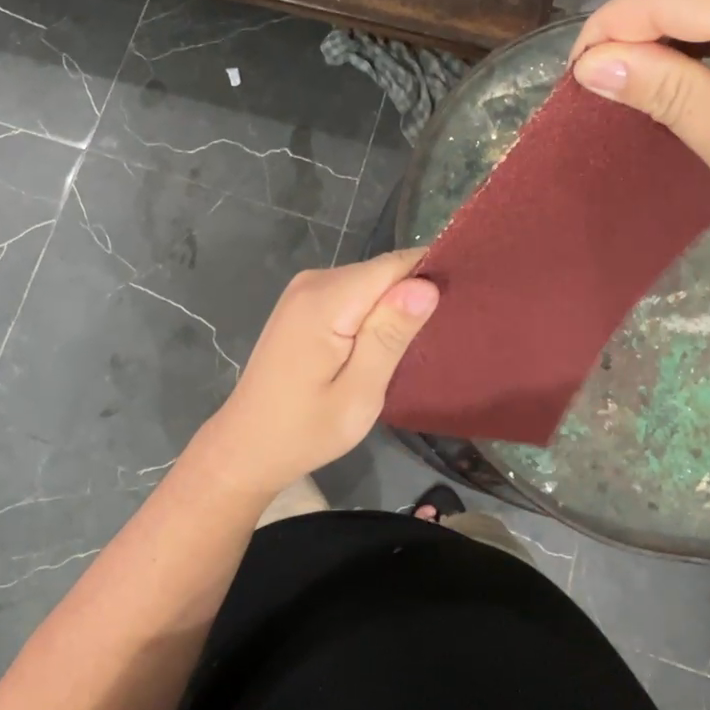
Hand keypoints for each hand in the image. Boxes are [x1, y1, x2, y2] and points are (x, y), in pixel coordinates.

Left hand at [184, 250, 437, 498]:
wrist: (247, 445)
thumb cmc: (305, 430)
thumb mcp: (359, 393)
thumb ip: (389, 335)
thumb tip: (425, 286)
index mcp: (325, 299)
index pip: (394, 265)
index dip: (429, 277)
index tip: (461, 304)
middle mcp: (313, 281)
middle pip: (382, 272)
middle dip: (413, 297)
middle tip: (436, 342)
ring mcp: (304, 290)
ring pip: (369, 283)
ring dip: (393, 308)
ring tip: (414, 348)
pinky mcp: (303, 304)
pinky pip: (352, 294)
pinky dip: (372, 314)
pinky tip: (381, 346)